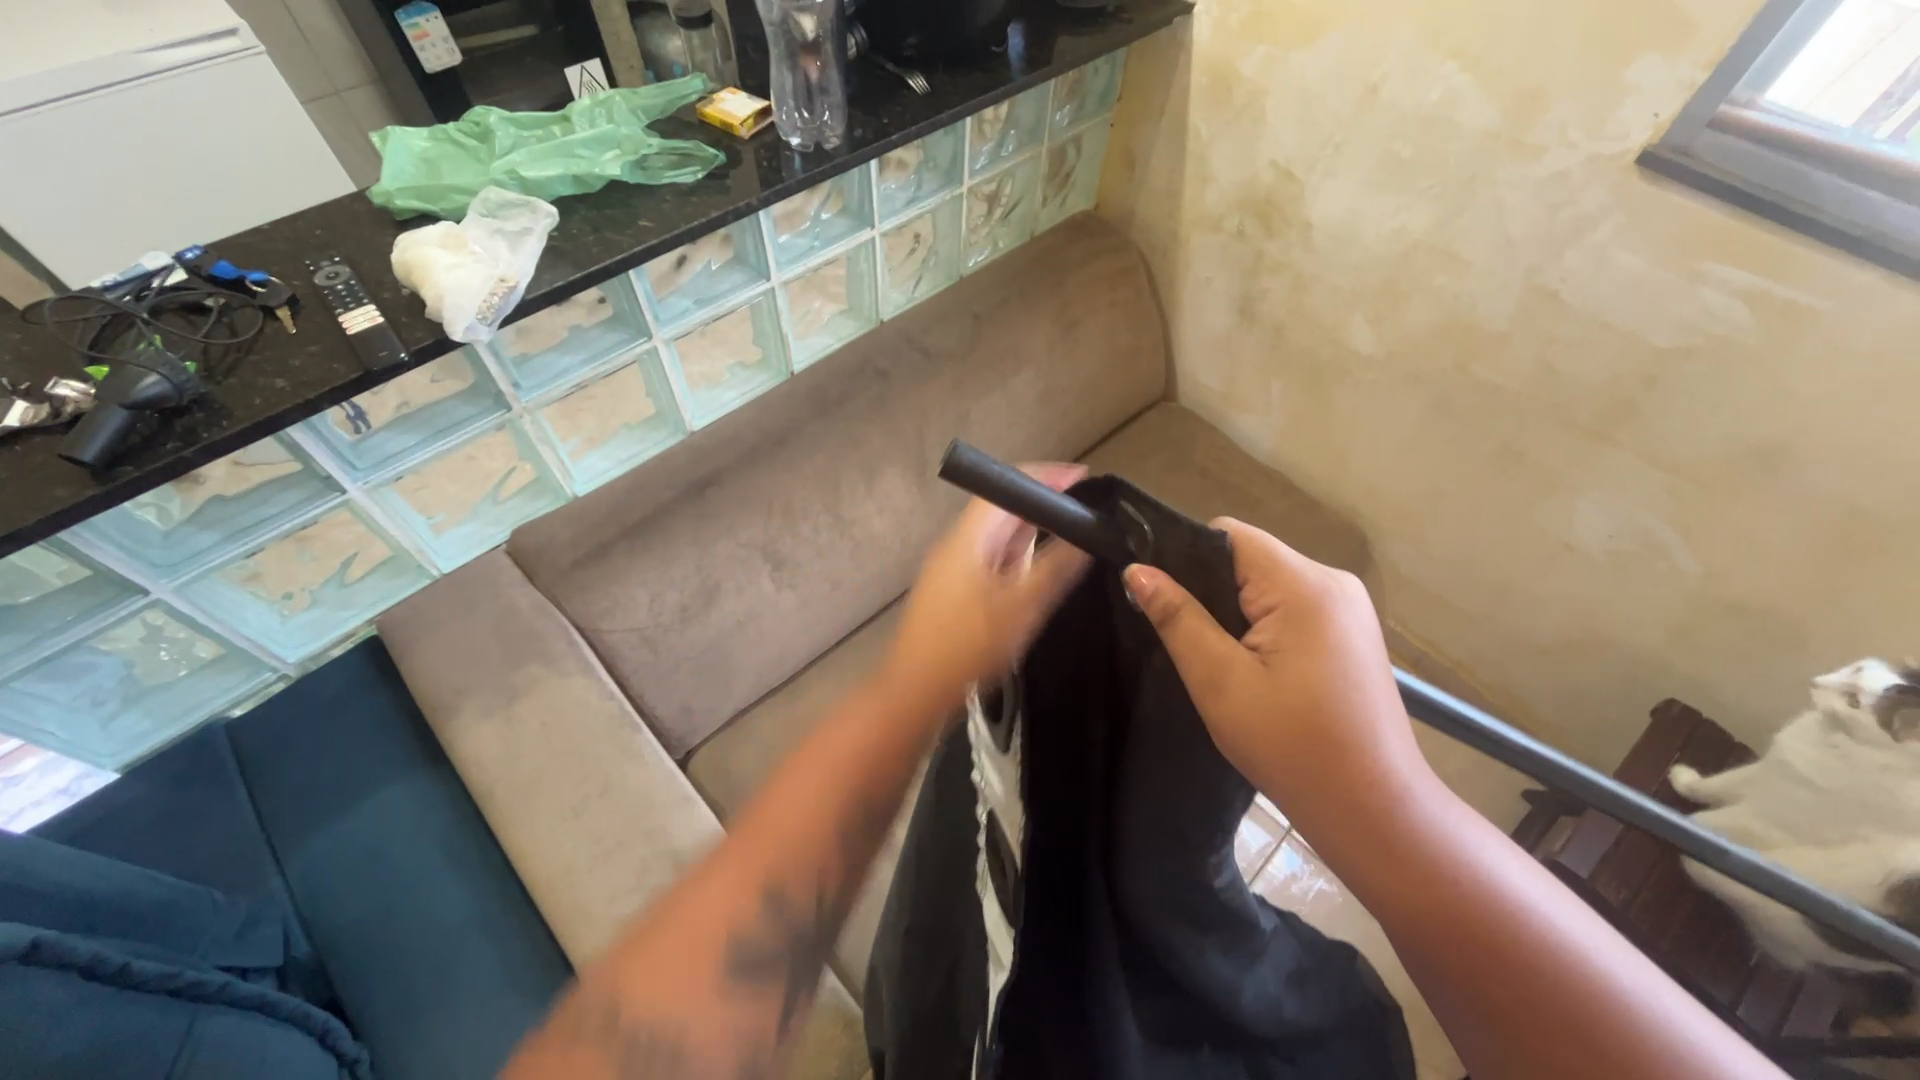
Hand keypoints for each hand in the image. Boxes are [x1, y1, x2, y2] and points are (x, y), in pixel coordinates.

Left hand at [884, 463, 1093, 713]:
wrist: (915, 691)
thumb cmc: (967, 648)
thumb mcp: (1021, 608)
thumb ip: (1054, 569)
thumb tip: (1085, 539)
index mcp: (968, 538)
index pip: (1007, 487)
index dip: (1047, 477)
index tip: (1084, 478)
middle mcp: (957, 544)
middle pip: (1001, 509)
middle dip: (1043, 503)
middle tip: (1085, 509)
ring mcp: (951, 567)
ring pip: (996, 536)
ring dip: (1031, 530)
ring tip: (1071, 534)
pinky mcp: (952, 589)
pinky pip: (990, 558)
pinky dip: (1018, 555)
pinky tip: (1039, 569)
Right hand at [1122, 518, 1427, 805]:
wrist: (1372, 806)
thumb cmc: (1292, 745)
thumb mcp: (1220, 682)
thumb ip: (1178, 618)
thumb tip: (1138, 570)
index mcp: (1304, 584)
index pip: (1228, 535)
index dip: (1185, 558)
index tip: (1160, 601)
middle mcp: (1332, 581)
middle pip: (1249, 557)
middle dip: (1210, 590)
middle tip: (1188, 642)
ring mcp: (1348, 607)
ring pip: (1268, 584)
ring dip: (1236, 613)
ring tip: (1219, 661)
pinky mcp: (1351, 632)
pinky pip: (1291, 606)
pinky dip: (1262, 626)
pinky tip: (1254, 669)